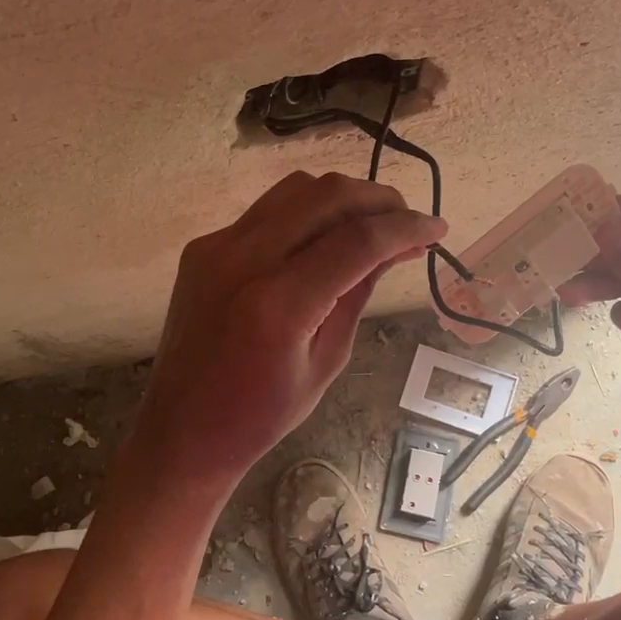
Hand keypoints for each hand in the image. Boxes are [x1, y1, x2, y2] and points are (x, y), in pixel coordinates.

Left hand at [128, 172, 446, 491]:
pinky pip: (265, 212)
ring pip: (294, 190)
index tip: (437, 229)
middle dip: (377, 199)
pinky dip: (304, 215)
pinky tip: (321, 241)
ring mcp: (217, 248)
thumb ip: (358, 294)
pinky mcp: (203, 248)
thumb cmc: (261, 414)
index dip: (406, 227)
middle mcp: (244, 260)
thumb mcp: (326, 361)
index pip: (358, 240)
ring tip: (370, 224)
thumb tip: (396, 247)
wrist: (183, 429)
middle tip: (407, 221)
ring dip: (340, 198)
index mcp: (279, 303)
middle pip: (326, 196)